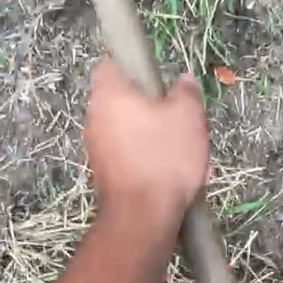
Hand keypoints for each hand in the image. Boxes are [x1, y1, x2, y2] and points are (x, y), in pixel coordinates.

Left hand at [82, 59, 208, 225]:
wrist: (142, 217)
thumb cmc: (163, 158)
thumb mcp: (188, 116)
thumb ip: (187, 92)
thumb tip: (184, 80)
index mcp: (108, 94)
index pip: (109, 65)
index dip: (132, 67)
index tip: (156, 80)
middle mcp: (94, 119)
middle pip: (121, 102)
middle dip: (149, 108)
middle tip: (177, 118)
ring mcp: (96, 150)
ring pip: (127, 133)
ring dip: (151, 138)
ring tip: (180, 153)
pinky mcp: (104, 177)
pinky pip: (128, 158)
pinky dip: (146, 161)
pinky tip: (170, 175)